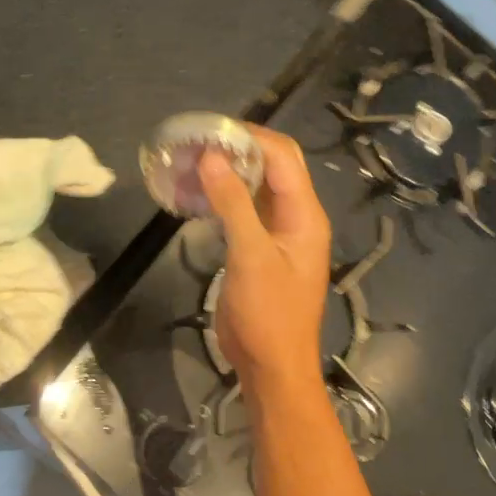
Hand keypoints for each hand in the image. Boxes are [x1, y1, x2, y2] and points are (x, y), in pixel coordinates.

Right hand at [198, 126, 331, 385]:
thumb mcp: (251, 257)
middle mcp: (295, 218)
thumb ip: (233, 204)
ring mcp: (277, 235)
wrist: (271, 365)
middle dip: (237, 151)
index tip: (209, 130)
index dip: (249, 137)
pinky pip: (243, 213)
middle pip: (271, 168)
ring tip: (191, 162)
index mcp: (305, 215)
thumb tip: (213, 157)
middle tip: (195, 144)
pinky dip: (222, 199)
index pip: (282, 158)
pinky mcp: (257, 252)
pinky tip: (196, 195)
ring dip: (228, 174)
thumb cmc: (268, 314)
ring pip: (255, 190)